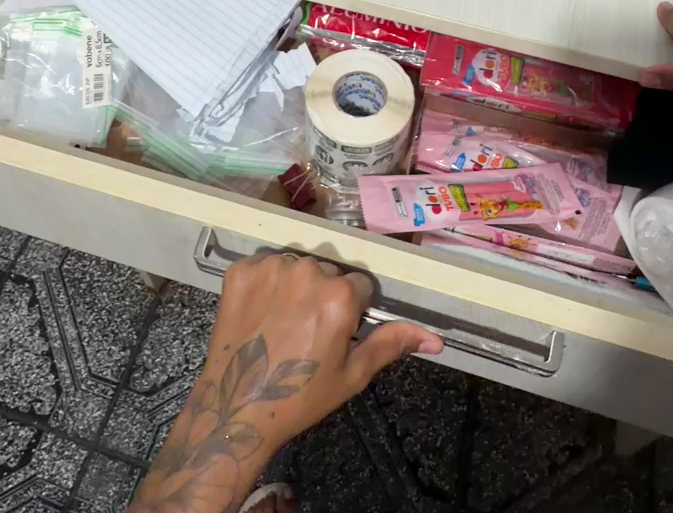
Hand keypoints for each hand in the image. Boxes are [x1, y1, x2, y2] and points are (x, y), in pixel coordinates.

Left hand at [130, 254, 441, 511]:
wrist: (236, 407)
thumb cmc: (300, 395)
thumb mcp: (353, 374)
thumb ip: (392, 343)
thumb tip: (435, 338)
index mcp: (340, 295)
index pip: (360, 285)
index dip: (352, 310)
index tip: (336, 332)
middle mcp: (307, 270)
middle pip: (327, 271)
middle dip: (323, 294)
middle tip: (307, 330)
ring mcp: (271, 267)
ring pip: (296, 265)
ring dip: (294, 285)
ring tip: (282, 321)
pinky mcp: (241, 270)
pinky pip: (264, 264)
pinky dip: (264, 282)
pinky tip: (260, 311)